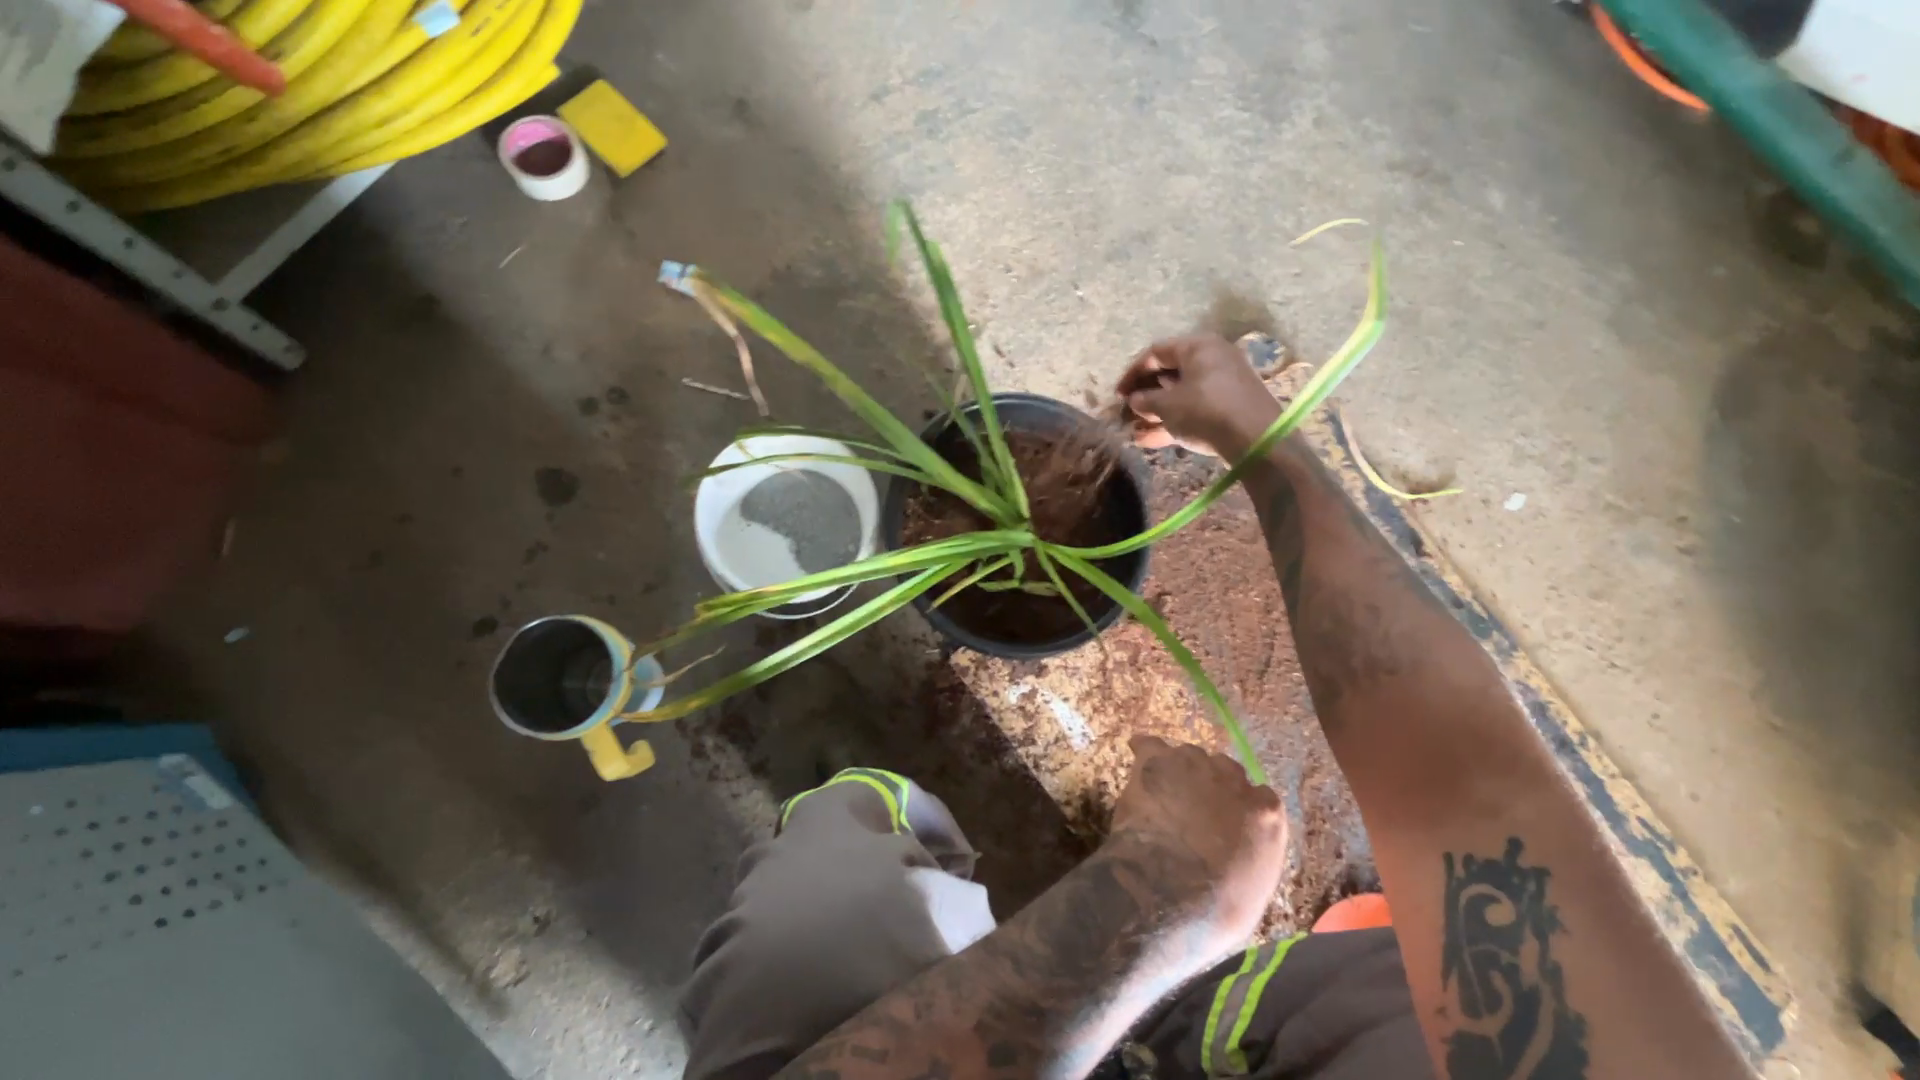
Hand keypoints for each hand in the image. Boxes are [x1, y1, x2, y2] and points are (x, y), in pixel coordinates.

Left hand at [1108, 736, 1286, 947]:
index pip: (1258, 796)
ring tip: (1162, 793)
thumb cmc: (1216, 911)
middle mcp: (1234, 780)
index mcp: (1267, 813)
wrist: (1170, 897)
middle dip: (1208, 785)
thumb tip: (1239, 851)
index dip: (1236, 806)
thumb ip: (1253, 853)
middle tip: (1188, 807)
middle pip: (1222, 769)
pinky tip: (1137, 757)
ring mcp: (1194, 766)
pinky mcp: (1155, 763)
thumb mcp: (1255, 886)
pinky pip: (1148, 745)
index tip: (1222, 819)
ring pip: (1188, 756)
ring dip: (1178, 771)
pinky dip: (1143, 750)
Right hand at [1116, 333, 1281, 456]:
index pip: (1155, 352)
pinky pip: (1196, 408)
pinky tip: (1154, 440)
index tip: (1117, 395)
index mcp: (1197, 346)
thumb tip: (1136, 400)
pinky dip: (1176, 420)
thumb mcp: (1167, 406)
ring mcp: (1224, 383)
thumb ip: (1146, 401)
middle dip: (1146, 395)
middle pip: (1170, 372)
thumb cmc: (1205, 412)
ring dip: (1158, 412)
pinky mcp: (1231, 406)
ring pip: (1182, 394)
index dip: (1132, 373)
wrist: (1257, 440)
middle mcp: (1213, 358)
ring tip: (1137, 432)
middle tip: (1129, 413)